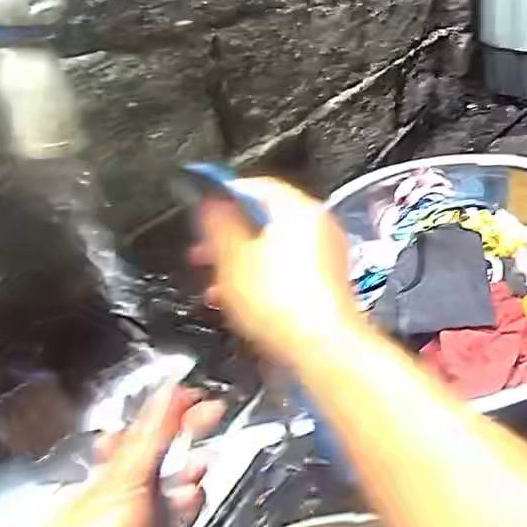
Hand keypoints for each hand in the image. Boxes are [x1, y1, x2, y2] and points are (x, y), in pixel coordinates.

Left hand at [2, 385, 224, 526]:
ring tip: (200, 462)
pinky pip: (185, 507)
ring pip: (173, 481)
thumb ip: (148, 437)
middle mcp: (103, 508)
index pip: (123, 440)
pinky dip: (194, 496)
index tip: (187, 394)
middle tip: (211, 412)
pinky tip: (194, 494)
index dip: (157, 416)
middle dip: (184, 433)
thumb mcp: (115, 486)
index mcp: (74, 493)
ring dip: (192, 466)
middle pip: (154, 456)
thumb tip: (169, 390)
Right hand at [190, 177, 358, 362]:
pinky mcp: (325, 273)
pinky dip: (260, 272)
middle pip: (267, 215)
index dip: (225, 194)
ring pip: (275, 241)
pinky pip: (287, 262)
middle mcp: (319, 223)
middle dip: (230, 232)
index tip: (201, 209)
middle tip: (201, 249)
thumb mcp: (232, 259)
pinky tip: (236, 296)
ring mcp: (326, 248)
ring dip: (240, 256)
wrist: (318, 340)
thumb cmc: (277, 299)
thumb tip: (211, 201)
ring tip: (213, 279)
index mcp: (300, 210)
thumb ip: (219, 225)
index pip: (260, 186)